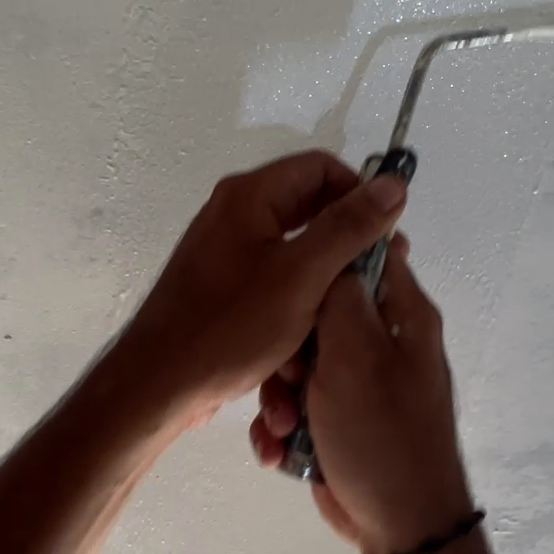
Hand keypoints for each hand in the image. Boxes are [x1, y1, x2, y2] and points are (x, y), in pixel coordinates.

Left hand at [118, 151, 406, 420]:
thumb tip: (394, 183)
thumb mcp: (302, 276)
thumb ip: (349, 228)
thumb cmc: (230, 327)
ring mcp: (226, 256)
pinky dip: (293, 314)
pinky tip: (304, 349)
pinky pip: (272, 290)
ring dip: (319, 293)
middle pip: (310, 216)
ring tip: (337, 328)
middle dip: (345, 254)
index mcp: (250, 197)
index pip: (322, 169)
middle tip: (370, 288)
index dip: (361, 196)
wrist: (159, 384)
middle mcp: (235, 217)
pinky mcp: (222, 293)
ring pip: (294, 260)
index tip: (386, 241)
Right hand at [251, 234, 473, 553]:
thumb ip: (340, 297)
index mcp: (400, 317)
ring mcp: (356, 385)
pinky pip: (297, 406)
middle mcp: (380, 344)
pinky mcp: (335, 420)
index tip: (288, 278)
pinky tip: (277, 450)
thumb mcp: (356, 354)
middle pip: (317, 316)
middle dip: (288, 349)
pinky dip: (283, 427)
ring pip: (298, 365)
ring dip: (279, 398)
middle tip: (288, 377)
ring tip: (283, 427)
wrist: (397, 523)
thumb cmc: (380, 432)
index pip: (367, 256)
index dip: (324, 257)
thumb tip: (339, 251)